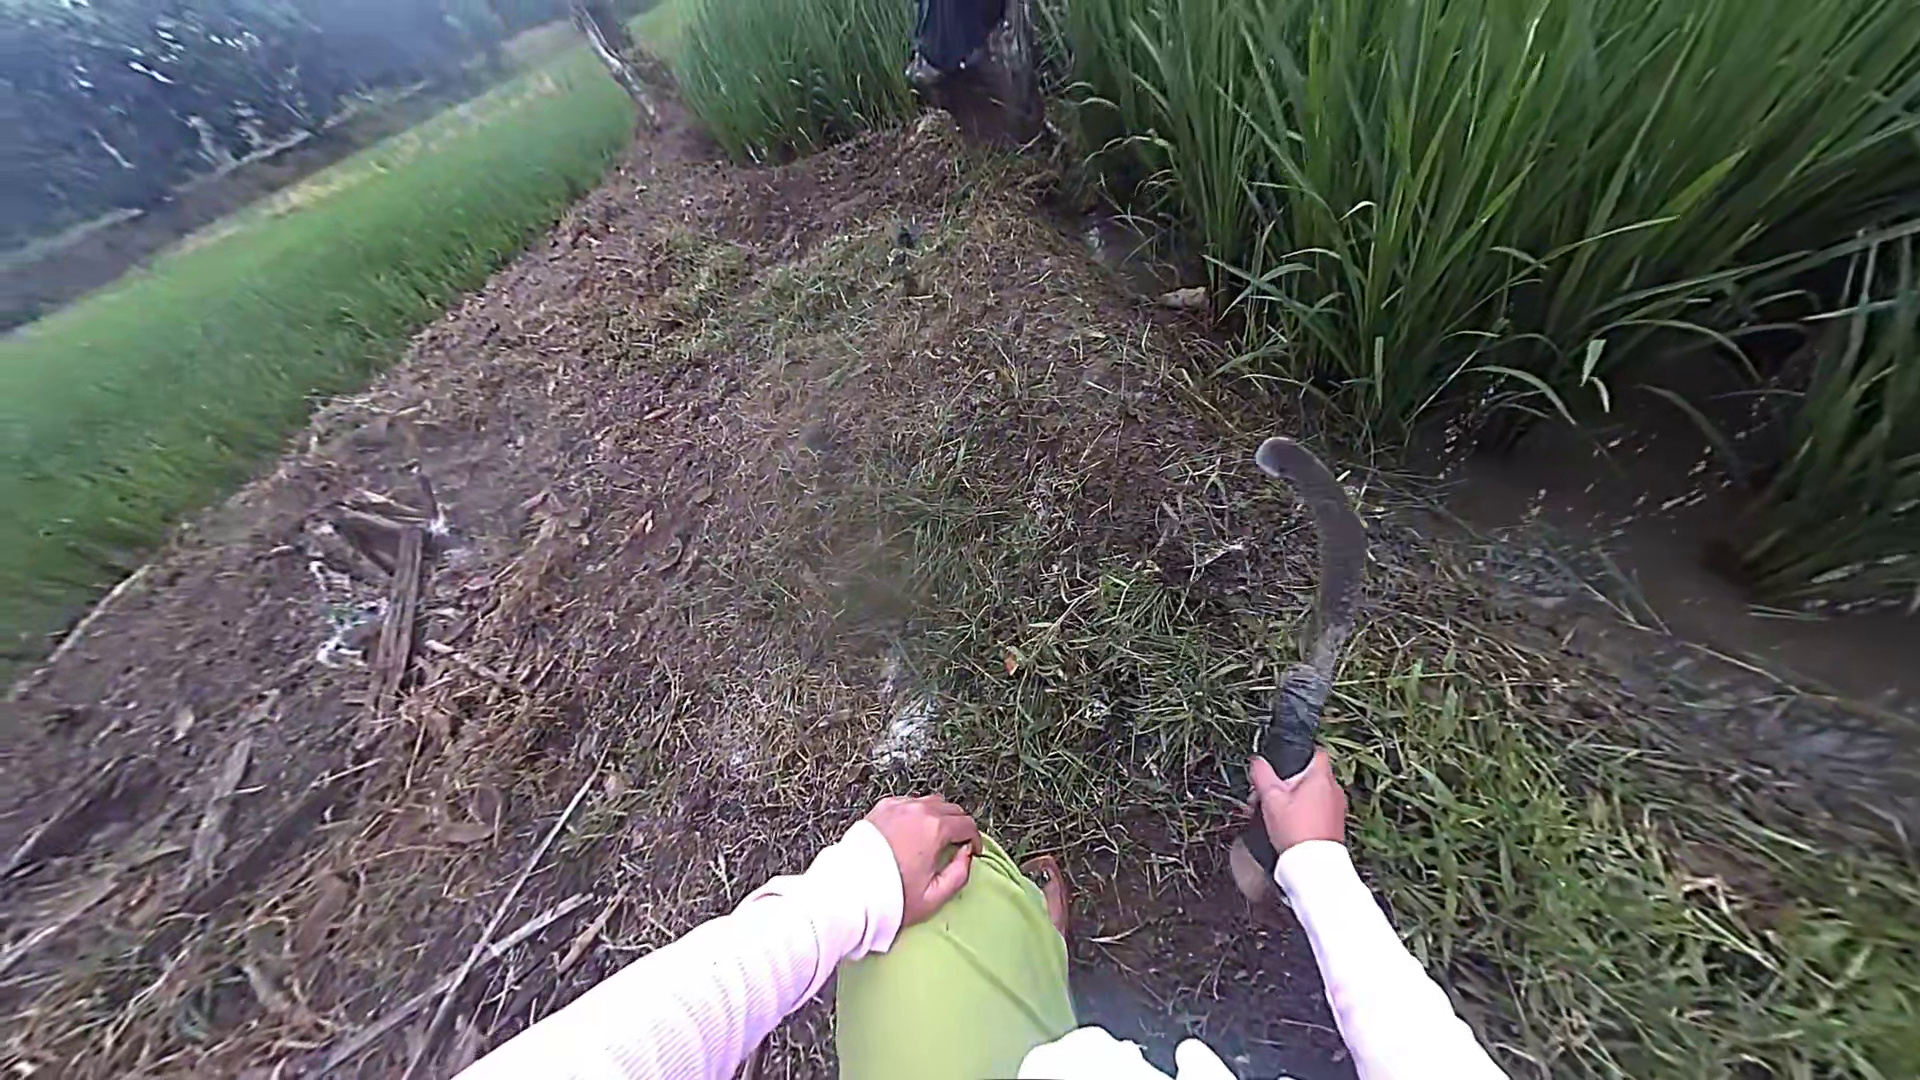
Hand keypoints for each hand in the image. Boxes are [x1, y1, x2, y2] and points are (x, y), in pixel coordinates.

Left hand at [864, 795, 981, 925]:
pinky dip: (917, 812)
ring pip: (930, 802)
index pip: (967, 824)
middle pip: (951, 809)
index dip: (975, 839)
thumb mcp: (933, 896)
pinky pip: (909, 802)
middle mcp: (920, 809)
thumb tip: (966, 855)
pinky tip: (912, 830)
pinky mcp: (883, 807)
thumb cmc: (893, 896)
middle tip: (956, 845)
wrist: (850, 890)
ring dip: (939, 816)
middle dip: (959, 826)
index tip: (973, 852)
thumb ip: (959, 874)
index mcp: (936, 828)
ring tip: (934, 837)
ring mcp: (900, 805)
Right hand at [1249, 749, 1346, 852]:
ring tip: (1273, 807)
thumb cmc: (1295, 829)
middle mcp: (1334, 790)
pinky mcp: (1335, 823)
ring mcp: (1337, 808)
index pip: (1316, 752)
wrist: (1313, 867)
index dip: (1298, 752)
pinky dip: (1302, 809)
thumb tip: (1257, 761)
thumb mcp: (1270, 797)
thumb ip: (1262, 773)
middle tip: (1270, 789)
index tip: (1282, 760)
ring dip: (1293, 795)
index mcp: (1321, 778)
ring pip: (1312, 791)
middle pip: (1310, 773)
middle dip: (1287, 779)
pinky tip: (1285, 820)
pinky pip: (1317, 807)